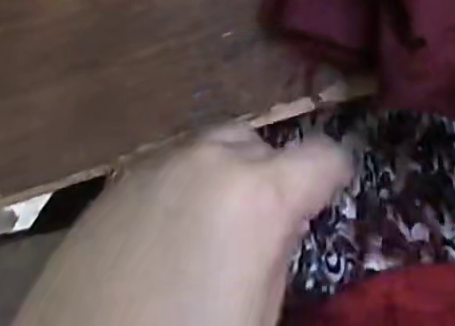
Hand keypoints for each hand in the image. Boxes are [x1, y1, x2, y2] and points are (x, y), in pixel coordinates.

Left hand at [14, 125, 352, 325]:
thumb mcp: (257, 317)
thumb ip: (279, 253)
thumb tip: (282, 224)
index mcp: (260, 194)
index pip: (324, 155)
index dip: (335, 177)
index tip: (330, 198)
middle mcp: (214, 159)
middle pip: (265, 146)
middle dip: (274, 178)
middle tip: (262, 231)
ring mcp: (163, 162)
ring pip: (217, 147)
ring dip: (229, 176)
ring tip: (213, 229)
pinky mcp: (120, 179)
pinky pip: (174, 164)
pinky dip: (187, 184)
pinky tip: (168, 234)